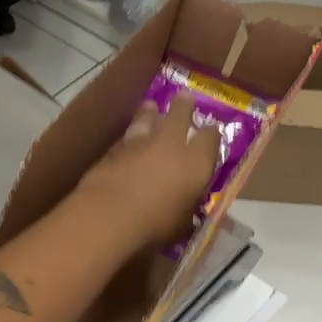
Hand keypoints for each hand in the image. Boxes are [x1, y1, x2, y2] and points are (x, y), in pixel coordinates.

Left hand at [74, 92, 221, 251]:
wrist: (109, 215)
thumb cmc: (155, 225)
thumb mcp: (181, 225)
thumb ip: (185, 211)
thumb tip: (187, 214)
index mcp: (196, 162)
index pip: (211, 139)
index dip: (212, 134)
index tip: (212, 130)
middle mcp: (171, 145)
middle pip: (180, 116)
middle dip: (184, 106)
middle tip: (185, 96)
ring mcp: (139, 144)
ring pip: (147, 120)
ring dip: (150, 113)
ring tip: (150, 106)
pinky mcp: (112, 151)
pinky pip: (124, 138)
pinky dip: (128, 137)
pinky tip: (126, 139)